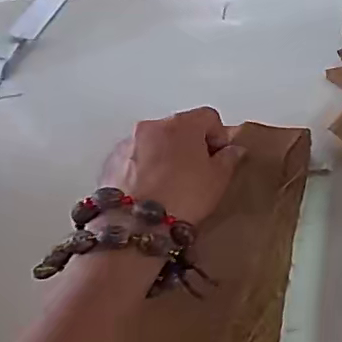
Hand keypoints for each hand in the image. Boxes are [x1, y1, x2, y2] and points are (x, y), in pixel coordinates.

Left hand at [99, 108, 245, 225]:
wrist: (136, 225)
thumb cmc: (184, 197)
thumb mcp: (219, 179)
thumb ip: (229, 158)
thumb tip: (232, 150)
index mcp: (182, 124)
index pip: (208, 116)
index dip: (218, 135)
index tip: (219, 157)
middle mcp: (151, 126)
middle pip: (179, 127)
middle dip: (190, 144)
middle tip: (199, 171)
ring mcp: (127, 143)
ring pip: (155, 142)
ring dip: (166, 155)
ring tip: (172, 184)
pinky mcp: (108, 163)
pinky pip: (135, 158)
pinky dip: (145, 168)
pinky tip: (153, 191)